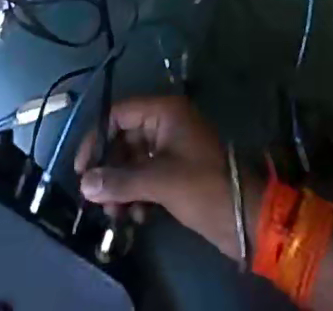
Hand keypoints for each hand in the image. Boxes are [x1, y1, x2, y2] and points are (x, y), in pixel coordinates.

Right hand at [74, 95, 256, 260]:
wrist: (250, 220)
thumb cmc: (205, 188)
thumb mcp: (160, 182)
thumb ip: (119, 180)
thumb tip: (83, 185)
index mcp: (164, 111)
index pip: (117, 115)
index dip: (96, 138)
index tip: (82, 168)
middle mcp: (165, 123)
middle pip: (123, 139)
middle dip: (109, 169)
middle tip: (96, 197)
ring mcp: (172, 148)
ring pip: (133, 161)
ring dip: (121, 186)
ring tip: (115, 215)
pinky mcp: (177, 172)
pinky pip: (146, 176)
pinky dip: (137, 194)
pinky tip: (136, 218)